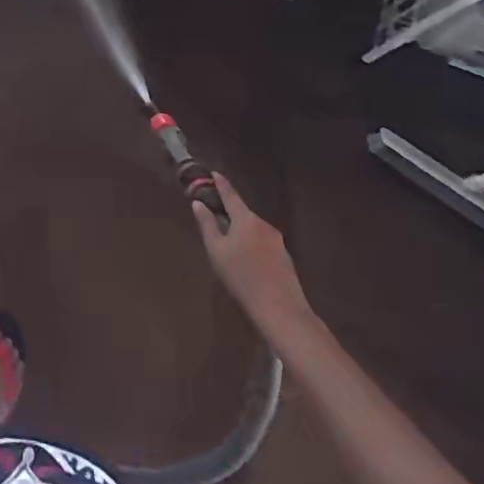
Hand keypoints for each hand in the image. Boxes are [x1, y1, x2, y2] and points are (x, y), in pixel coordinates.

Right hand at [192, 173, 312, 334]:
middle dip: (230, 213)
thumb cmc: (241, 277)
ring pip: (253, 229)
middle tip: (215, 217)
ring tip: (229, 245)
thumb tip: (198, 204)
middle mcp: (264, 225)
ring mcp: (277, 242)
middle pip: (243, 213)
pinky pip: (263, 243)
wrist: (281, 309)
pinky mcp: (284, 258)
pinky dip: (252, 244)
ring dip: (241, 231)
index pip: (231, 195)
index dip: (222, 184)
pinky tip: (246, 261)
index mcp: (246, 219)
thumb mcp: (216, 251)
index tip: (214, 173)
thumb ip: (207, 225)